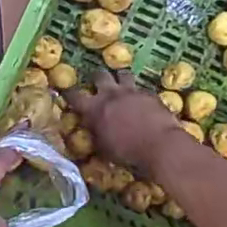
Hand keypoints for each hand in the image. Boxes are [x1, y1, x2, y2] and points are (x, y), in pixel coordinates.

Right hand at [70, 71, 186, 172]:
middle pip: (100, 76)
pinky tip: (141, 100)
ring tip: (121, 84)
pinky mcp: (149, 93)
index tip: (67, 91)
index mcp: (94, 108)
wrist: (160, 145)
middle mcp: (111, 94)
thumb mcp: (104, 147)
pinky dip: (138, 93)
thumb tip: (93, 128)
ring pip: (123, 74)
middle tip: (97, 82)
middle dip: (97, 77)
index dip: (69, 93)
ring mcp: (132, 91)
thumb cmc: (127, 152)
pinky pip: (140, 88)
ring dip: (120, 78)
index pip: (75, 96)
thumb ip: (96, 133)